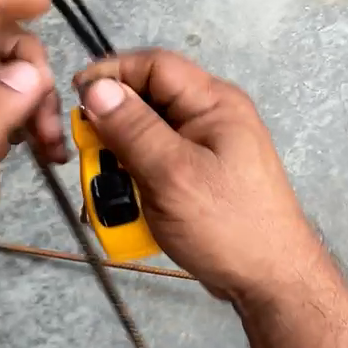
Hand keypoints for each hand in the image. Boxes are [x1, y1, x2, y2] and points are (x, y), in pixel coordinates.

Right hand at [73, 50, 330, 306]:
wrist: (270, 282)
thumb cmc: (228, 227)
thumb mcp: (172, 175)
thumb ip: (133, 129)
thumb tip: (97, 88)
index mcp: (214, 103)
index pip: (155, 65)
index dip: (112, 74)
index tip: (76, 98)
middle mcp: (211, 117)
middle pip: (147, 102)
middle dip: (113, 129)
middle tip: (91, 158)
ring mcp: (206, 148)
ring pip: (147, 138)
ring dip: (121, 164)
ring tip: (109, 194)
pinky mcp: (199, 176)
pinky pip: (157, 165)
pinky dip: (137, 183)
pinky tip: (130, 210)